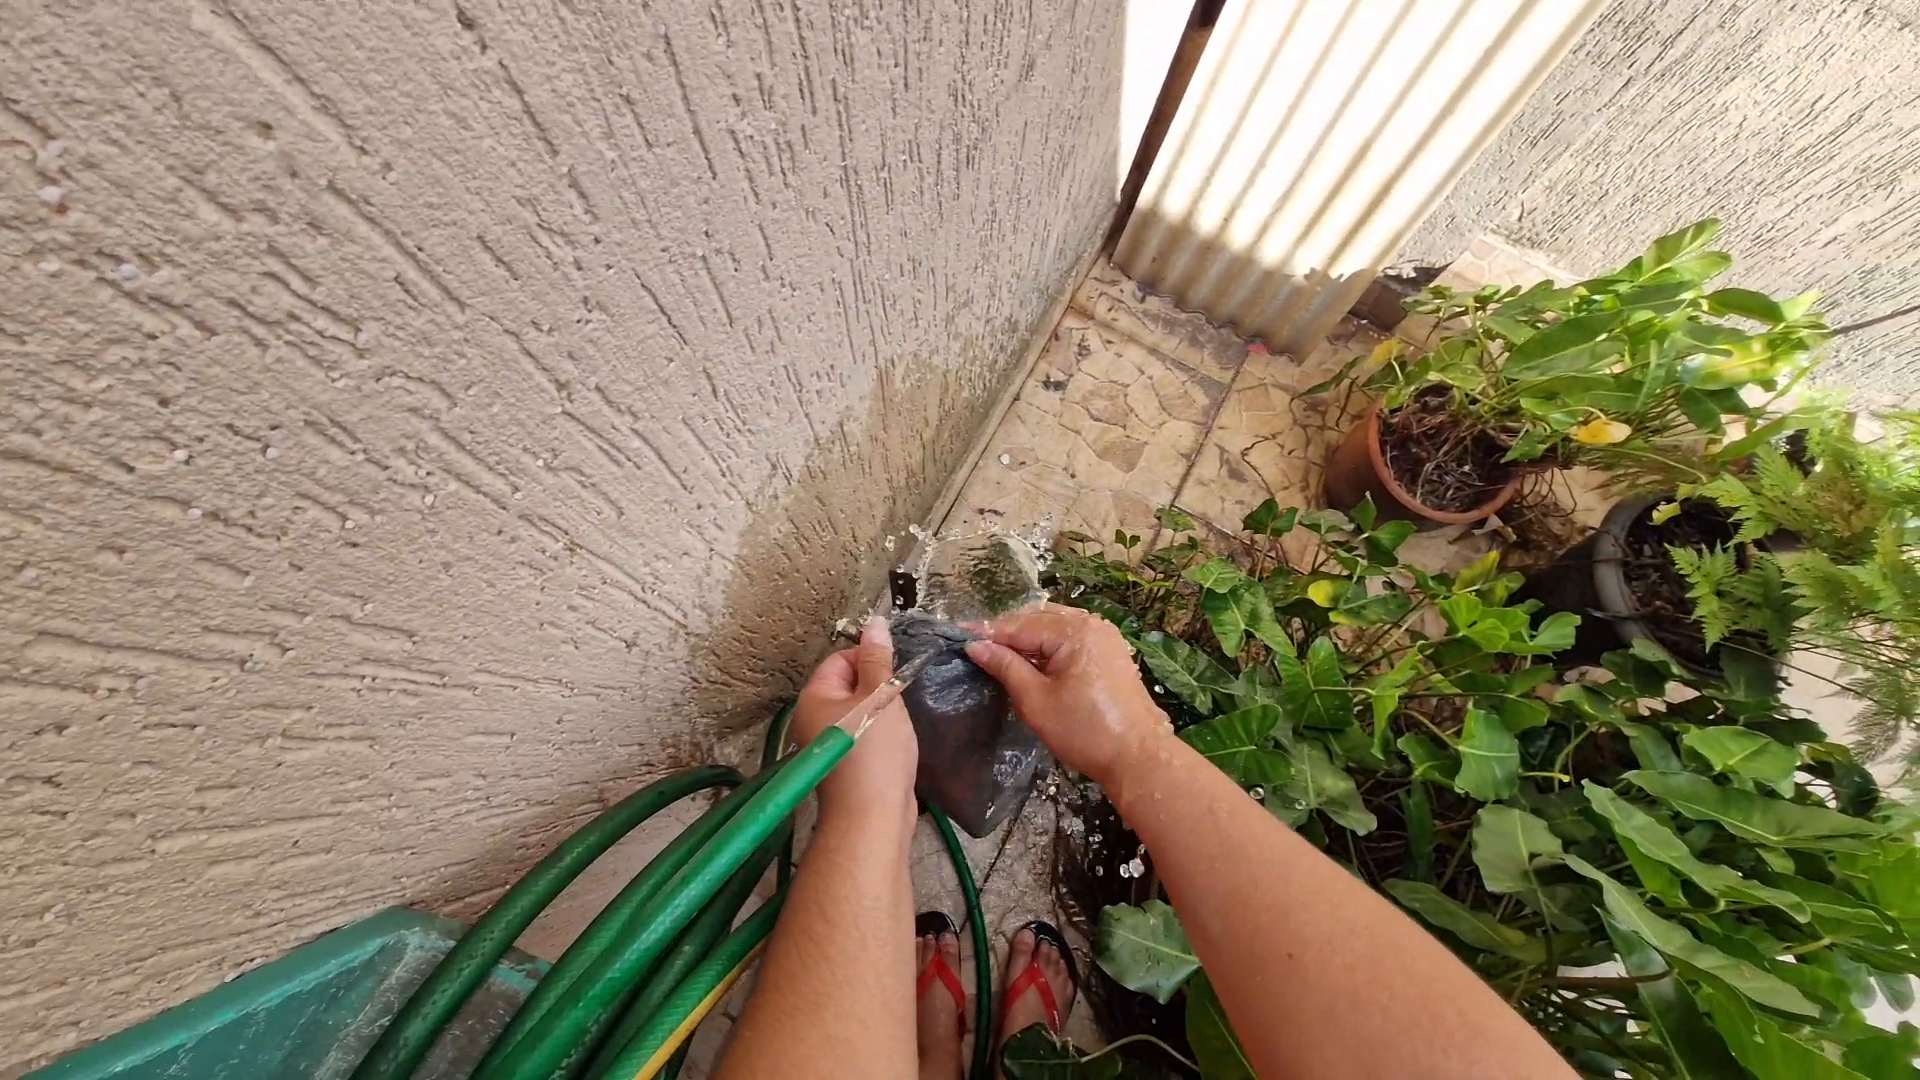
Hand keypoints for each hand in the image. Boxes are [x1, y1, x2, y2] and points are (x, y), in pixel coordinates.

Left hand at [790, 617, 917, 814]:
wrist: (873, 816)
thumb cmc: (875, 751)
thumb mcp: (880, 696)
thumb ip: (878, 659)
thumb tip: (874, 623)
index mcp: (814, 697)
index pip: (840, 659)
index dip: (869, 657)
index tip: (896, 668)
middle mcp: (814, 719)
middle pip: (850, 685)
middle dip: (879, 684)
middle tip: (903, 692)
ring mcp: (828, 745)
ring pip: (860, 711)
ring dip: (884, 710)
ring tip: (905, 716)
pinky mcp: (845, 765)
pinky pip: (864, 735)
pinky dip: (882, 733)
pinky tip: (900, 740)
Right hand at [963, 604, 1173, 784]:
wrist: (1138, 757)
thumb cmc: (1084, 732)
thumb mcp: (1036, 701)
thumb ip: (1005, 667)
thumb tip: (975, 646)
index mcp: (1075, 632)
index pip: (1021, 625)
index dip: (988, 632)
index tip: (959, 634)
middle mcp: (1091, 624)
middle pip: (1037, 619)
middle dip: (1007, 632)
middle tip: (977, 646)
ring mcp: (1104, 636)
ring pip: (1053, 626)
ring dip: (1027, 637)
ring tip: (999, 653)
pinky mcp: (1109, 651)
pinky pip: (1069, 637)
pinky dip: (1047, 645)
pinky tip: (1031, 660)